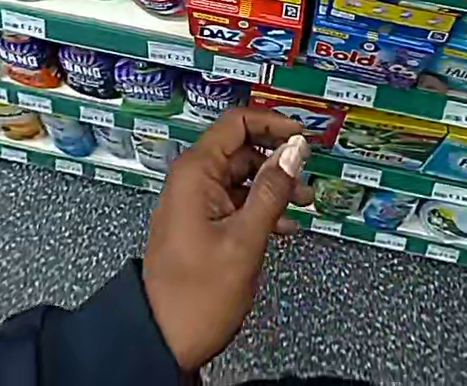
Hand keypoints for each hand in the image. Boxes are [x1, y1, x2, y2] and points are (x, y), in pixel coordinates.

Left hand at [143, 108, 312, 371]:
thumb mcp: (244, 239)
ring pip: (242, 176)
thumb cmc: (199, 292)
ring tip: (303, 205)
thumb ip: (272, 189)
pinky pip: (235, 200)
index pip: (237, 123)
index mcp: (197, 170)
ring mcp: (196, 199)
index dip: (272, 123)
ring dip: (273, 187)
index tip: (301, 137)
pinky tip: (283, 228)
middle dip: (277, 161)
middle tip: (307, 179)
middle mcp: (194, 177)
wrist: (160, 343)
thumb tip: (295, 148)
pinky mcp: (200, 221)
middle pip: (242, 149)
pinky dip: (260, 208)